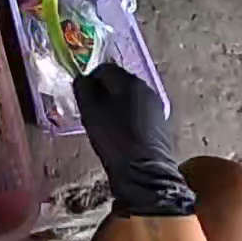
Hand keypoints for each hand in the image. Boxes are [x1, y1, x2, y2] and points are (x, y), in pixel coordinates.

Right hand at [73, 64, 194, 217]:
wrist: (144, 172)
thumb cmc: (114, 139)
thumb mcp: (91, 113)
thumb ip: (83, 90)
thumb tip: (82, 78)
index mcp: (128, 81)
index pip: (105, 68)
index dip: (90, 80)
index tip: (82, 97)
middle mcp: (145, 87)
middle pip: (119, 80)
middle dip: (103, 91)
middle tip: (91, 110)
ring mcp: (155, 104)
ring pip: (129, 95)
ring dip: (115, 103)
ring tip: (104, 123)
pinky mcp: (159, 121)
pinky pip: (138, 109)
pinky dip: (127, 115)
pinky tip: (120, 132)